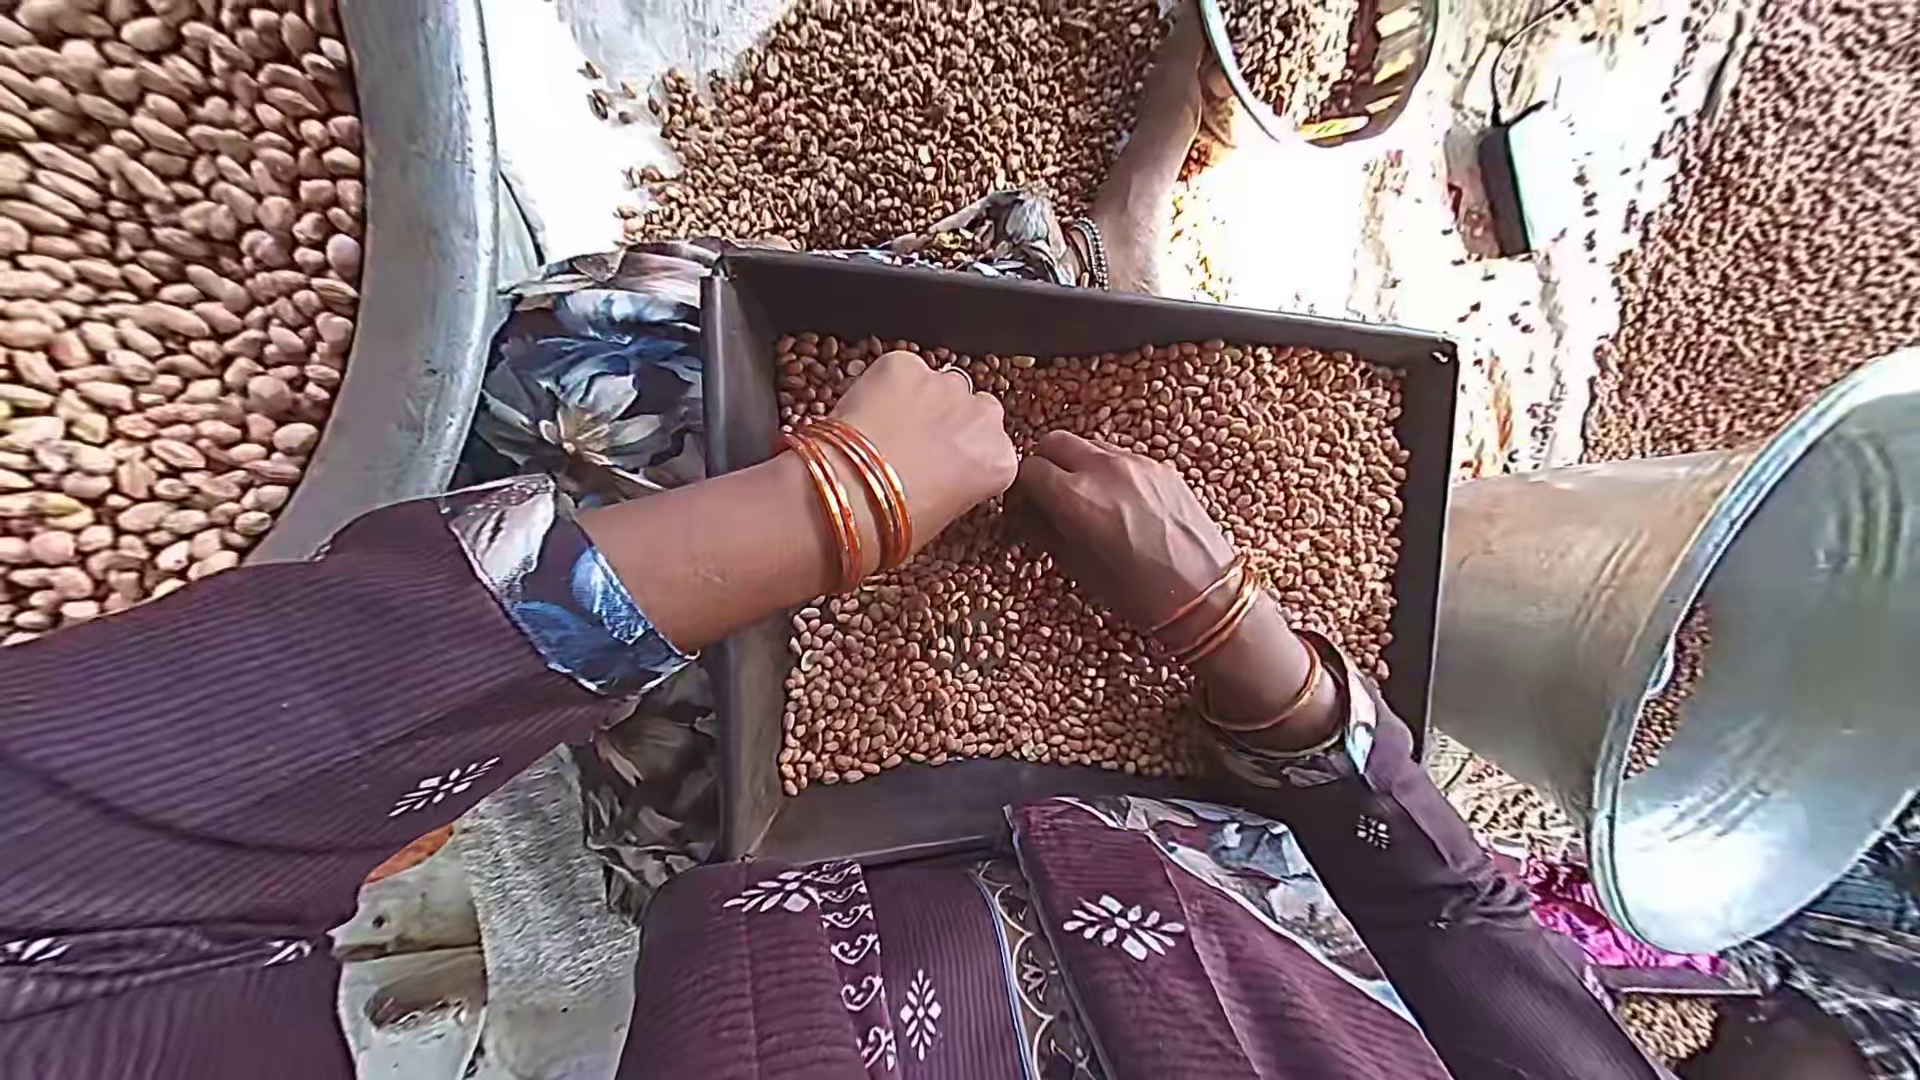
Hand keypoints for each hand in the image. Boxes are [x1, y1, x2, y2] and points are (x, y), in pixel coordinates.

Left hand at [827, 350, 1017, 563]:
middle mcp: (983, 417)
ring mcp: (945, 384)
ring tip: (888, 427)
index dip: (966, 454)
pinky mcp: (904, 364)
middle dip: (954, 420)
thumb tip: (938, 476)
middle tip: (920, 443)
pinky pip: (900, 368)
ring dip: (922, 399)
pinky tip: (867, 411)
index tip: (947, 464)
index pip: (995, 447)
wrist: (851, 498)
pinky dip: (885, 384)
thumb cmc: (894, 525)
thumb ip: (956, 484)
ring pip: (940, 383)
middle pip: (977, 407)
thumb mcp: (943, 515)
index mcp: (1000, 461)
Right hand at [1013, 431, 1341, 747]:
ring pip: (1088, 445)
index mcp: (1078, 498)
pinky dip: (1104, 471)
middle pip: (1054, 442)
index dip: (1019, 489)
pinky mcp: (1161, 466)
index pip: (1028, 469)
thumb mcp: (1078, 567)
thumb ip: (1044, 531)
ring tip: (1080, 499)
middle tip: (1044, 495)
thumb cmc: (1138, 593)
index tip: (1021, 506)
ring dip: (1073, 465)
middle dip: (1042, 464)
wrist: (1207, 596)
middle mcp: (1105, 469)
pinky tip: (1114, 503)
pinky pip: (1119, 457)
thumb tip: (1023, 513)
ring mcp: (1137, 463)